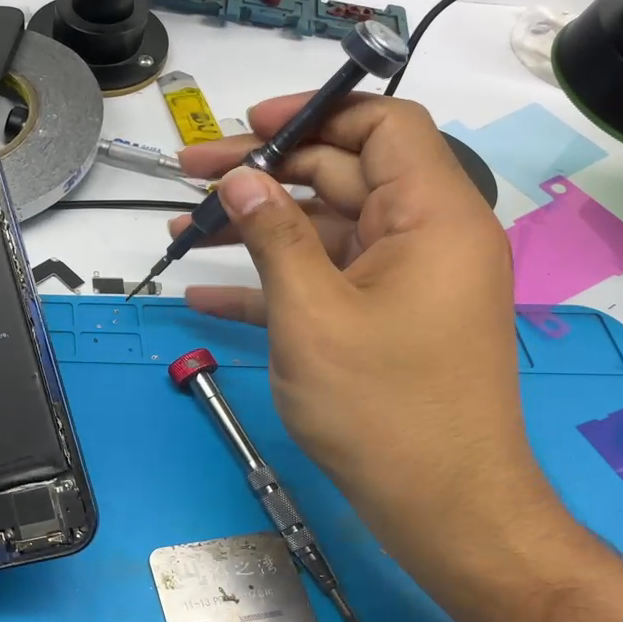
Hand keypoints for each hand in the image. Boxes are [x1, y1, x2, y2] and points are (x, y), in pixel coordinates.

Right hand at [173, 94, 553, 539]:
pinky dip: (270, 280)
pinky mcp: (381, 319)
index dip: (314, 114)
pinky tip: (207, 292)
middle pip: (339, 174)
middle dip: (263, 172)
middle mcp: (423, 237)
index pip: (383, 126)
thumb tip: (243, 178)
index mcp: (431, 217)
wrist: (441, 507)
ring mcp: (401, 281)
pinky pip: (322, 279)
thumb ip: (275, 235)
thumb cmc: (382, 407)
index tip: (248, 126)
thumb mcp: (312, 313)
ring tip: (181, 230)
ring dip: (253, 228)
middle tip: (189, 176)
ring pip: (322, 229)